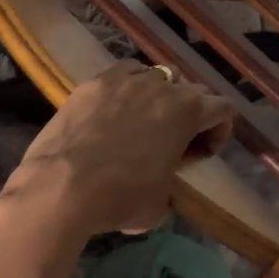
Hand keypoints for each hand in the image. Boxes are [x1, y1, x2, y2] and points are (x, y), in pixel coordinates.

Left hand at [0, 60, 233, 236]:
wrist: (54, 195)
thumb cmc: (117, 199)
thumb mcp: (157, 205)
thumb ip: (171, 187)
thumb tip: (161, 192)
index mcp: (192, 111)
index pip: (224, 109)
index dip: (219, 131)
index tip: (201, 155)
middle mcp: (168, 88)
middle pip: (194, 91)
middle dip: (189, 114)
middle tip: (172, 141)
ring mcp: (131, 82)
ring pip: (160, 76)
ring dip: (160, 95)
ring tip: (142, 119)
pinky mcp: (96, 85)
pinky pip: (126, 72)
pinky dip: (129, 84)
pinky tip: (117, 104)